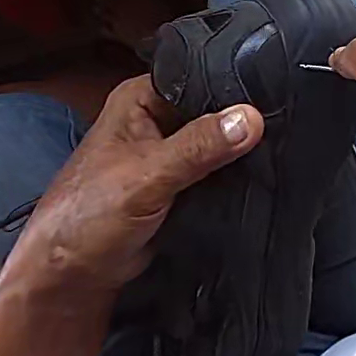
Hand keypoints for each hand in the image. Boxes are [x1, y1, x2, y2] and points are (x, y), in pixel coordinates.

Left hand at [7, 76, 262, 298]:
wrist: (72, 280)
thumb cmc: (88, 218)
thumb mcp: (147, 176)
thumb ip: (199, 146)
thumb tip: (250, 118)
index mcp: (142, 97)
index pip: (199, 76)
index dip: (234, 84)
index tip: (275, 93)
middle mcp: (158, 115)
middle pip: (214, 107)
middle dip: (242, 120)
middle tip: (283, 125)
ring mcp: (171, 149)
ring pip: (220, 140)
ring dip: (241, 149)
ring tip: (279, 148)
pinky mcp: (182, 180)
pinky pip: (218, 168)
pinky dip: (235, 173)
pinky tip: (262, 172)